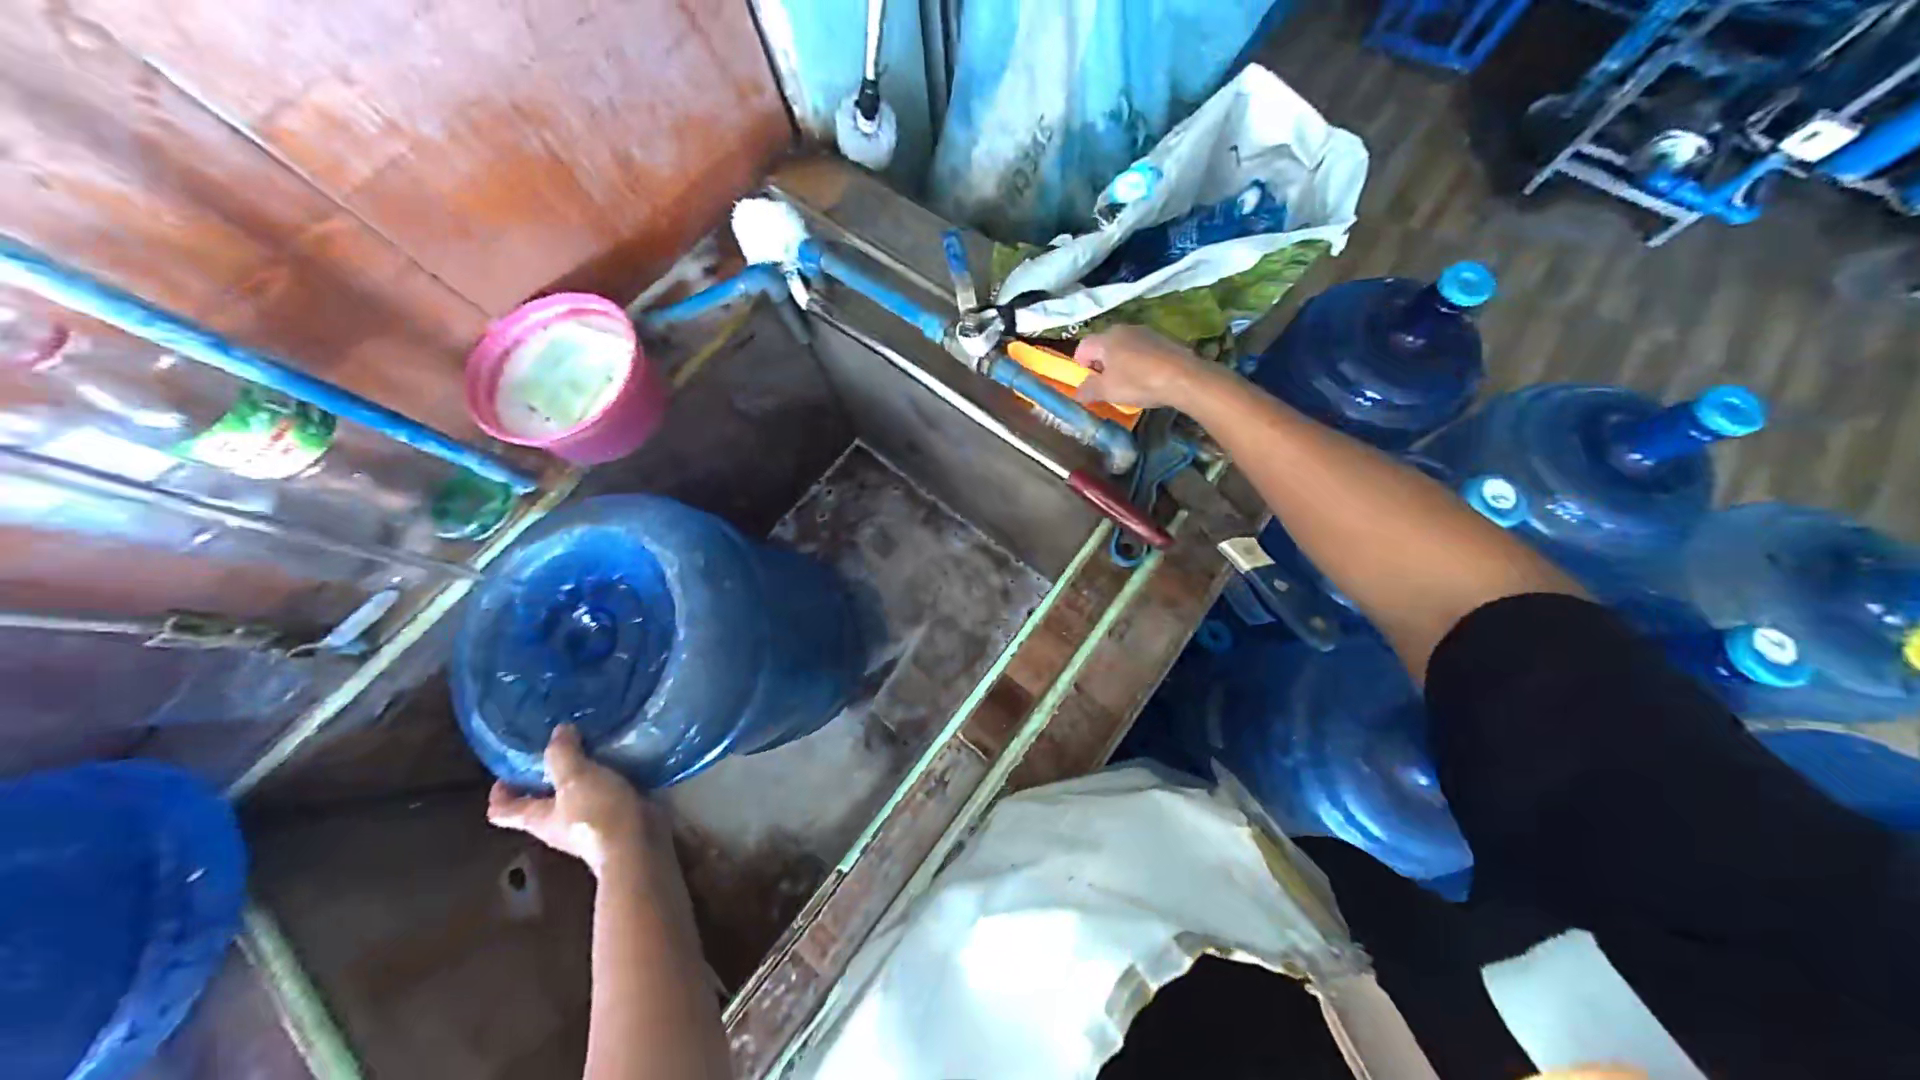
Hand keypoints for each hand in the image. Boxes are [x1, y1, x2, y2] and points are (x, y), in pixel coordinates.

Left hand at [487, 725, 653, 876]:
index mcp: (537, 818)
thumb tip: (558, 731)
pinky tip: (621, 763)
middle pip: (540, 801)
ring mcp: (586, 825)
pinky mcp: (613, 821)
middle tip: (562, 746)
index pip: (502, 810)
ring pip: (574, 797)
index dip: (500, 791)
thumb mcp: (575, 778)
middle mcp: (557, 824)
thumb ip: (562, 753)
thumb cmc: (597, 814)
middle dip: (548, 775)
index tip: (511, 767)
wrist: (637, 845)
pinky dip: (607, 780)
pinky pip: (603, 796)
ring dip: (581, 775)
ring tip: (596, 748)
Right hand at [1072, 325, 1218, 409]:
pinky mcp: (1163, 338)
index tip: (1090, 383)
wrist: (1183, 377)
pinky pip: (1142, 350)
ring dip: (1121, 363)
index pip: (1082, 347)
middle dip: (1101, 364)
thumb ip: (1088, 390)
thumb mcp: (1107, 391)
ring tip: (1129, 383)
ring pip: (1124, 347)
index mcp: (1106, 338)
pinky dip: (1139, 362)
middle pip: (1103, 345)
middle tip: (1108, 385)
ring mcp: (1145, 331)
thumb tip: (1078, 392)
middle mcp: (1123, 328)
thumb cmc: (1138, 382)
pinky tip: (1147, 378)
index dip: (1081, 366)